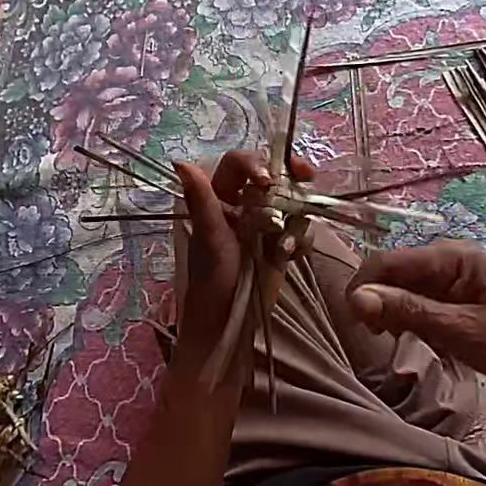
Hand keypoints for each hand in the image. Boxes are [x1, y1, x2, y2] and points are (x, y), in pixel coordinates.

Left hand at [171, 151, 312, 374]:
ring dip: (295, 218)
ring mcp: (264, 225)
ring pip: (291, 202)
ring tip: (284, 244)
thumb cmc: (212, 281)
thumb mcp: (209, 238)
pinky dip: (300, 240)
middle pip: (272, 175)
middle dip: (290, 177)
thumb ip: (201, 199)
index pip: (238, 165)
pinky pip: (301, 229)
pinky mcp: (281, 244)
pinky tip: (292, 256)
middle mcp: (241, 206)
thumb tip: (180, 161)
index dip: (256, 164)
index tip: (268, 181)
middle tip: (305, 177)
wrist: (228, 324)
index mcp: (217, 198)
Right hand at [347, 241, 485, 377]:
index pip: (390, 261)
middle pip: (393, 274)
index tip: (352, 319)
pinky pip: (415, 306)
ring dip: (388, 312)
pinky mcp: (454, 306)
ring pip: (401, 292)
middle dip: (376, 300)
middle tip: (371, 334)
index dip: (364, 285)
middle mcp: (449, 264)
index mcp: (453, 257)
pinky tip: (404, 337)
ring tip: (386, 338)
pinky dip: (404, 321)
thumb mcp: (459, 329)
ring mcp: (452, 285)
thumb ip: (407, 311)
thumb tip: (356, 299)